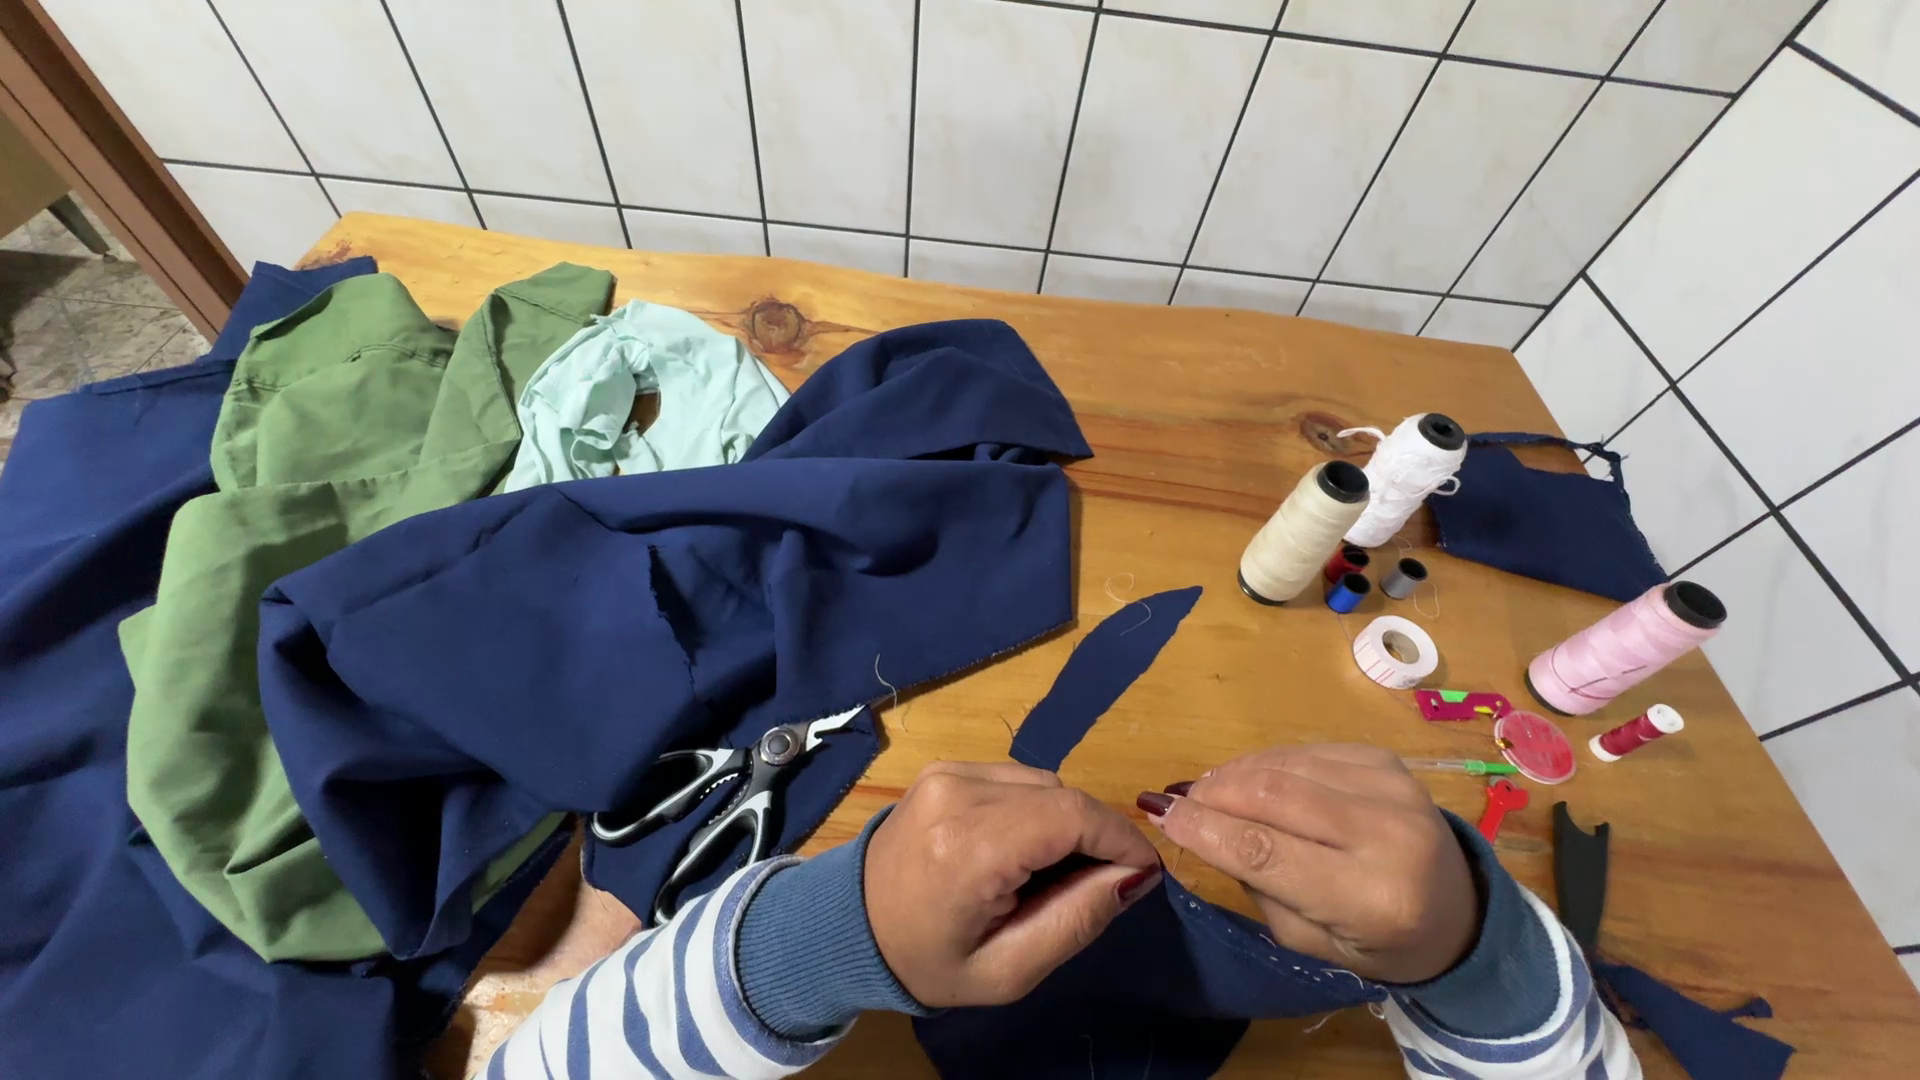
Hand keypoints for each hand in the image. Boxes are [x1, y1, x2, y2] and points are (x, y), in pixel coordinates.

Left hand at [865, 761, 1162, 1006]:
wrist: (850, 925)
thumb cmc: (928, 960)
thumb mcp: (1008, 969)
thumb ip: (1076, 919)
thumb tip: (1135, 875)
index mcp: (969, 845)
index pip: (1070, 815)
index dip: (1119, 837)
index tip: (1144, 871)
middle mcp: (958, 791)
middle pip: (1060, 794)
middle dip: (1093, 834)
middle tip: (1094, 884)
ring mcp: (947, 771)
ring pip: (1041, 781)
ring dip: (1063, 819)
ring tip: (1047, 870)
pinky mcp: (944, 766)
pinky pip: (1014, 777)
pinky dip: (1033, 807)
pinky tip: (1019, 846)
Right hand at [1138, 744, 1476, 983]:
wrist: (1459, 913)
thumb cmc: (1376, 942)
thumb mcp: (1309, 938)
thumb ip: (1253, 881)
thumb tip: (1192, 821)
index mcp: (1374, 899)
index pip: (1266, 852)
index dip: (1204, 828)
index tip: (1160, 813)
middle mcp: (1389, 835)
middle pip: (1272, 795)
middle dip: (1212, 793)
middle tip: (1180, 800)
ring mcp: (1392, 787)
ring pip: (1282, 765)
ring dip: (1233, 775)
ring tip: (1210, 791)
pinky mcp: (1384, 759)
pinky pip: (1302, 751)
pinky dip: (1264, 763)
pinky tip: (1252, 781)